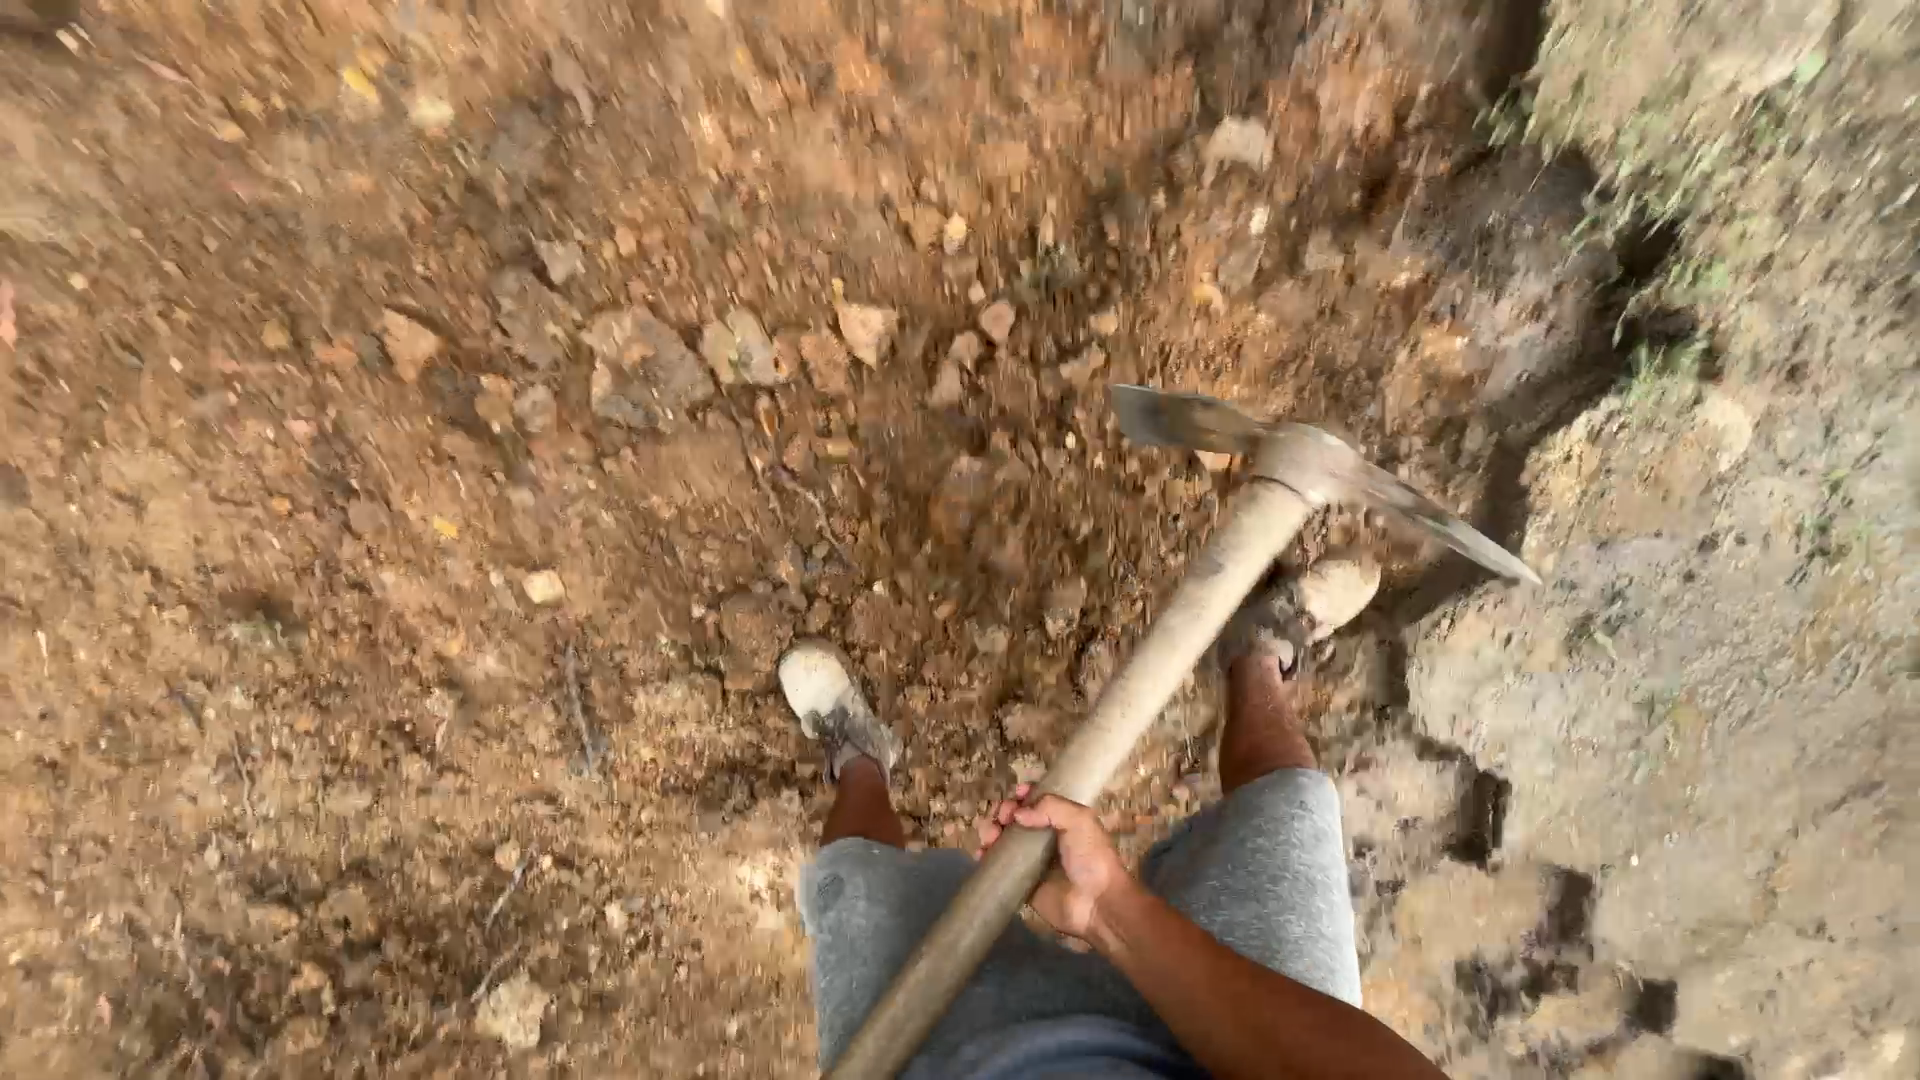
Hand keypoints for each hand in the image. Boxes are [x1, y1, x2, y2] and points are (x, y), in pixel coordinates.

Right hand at [976, 784, 1132, 941]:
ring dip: (990, 830)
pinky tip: (982, 854)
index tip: (1017, 795)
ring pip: (1001, 837)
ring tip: (991, 836)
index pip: (1035, 799)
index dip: (1023, 794)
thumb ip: (1049, 807)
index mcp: (1060, 818)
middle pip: (1014, 816)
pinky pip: (997, 865)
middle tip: (1003, 818)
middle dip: (1003, 811)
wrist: (1096, 903)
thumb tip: (1017, 815)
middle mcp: (1043, 835)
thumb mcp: (1079, 820)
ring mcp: (1030, 858)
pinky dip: (985, 856)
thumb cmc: (1091, 857)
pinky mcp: (1020, 881)